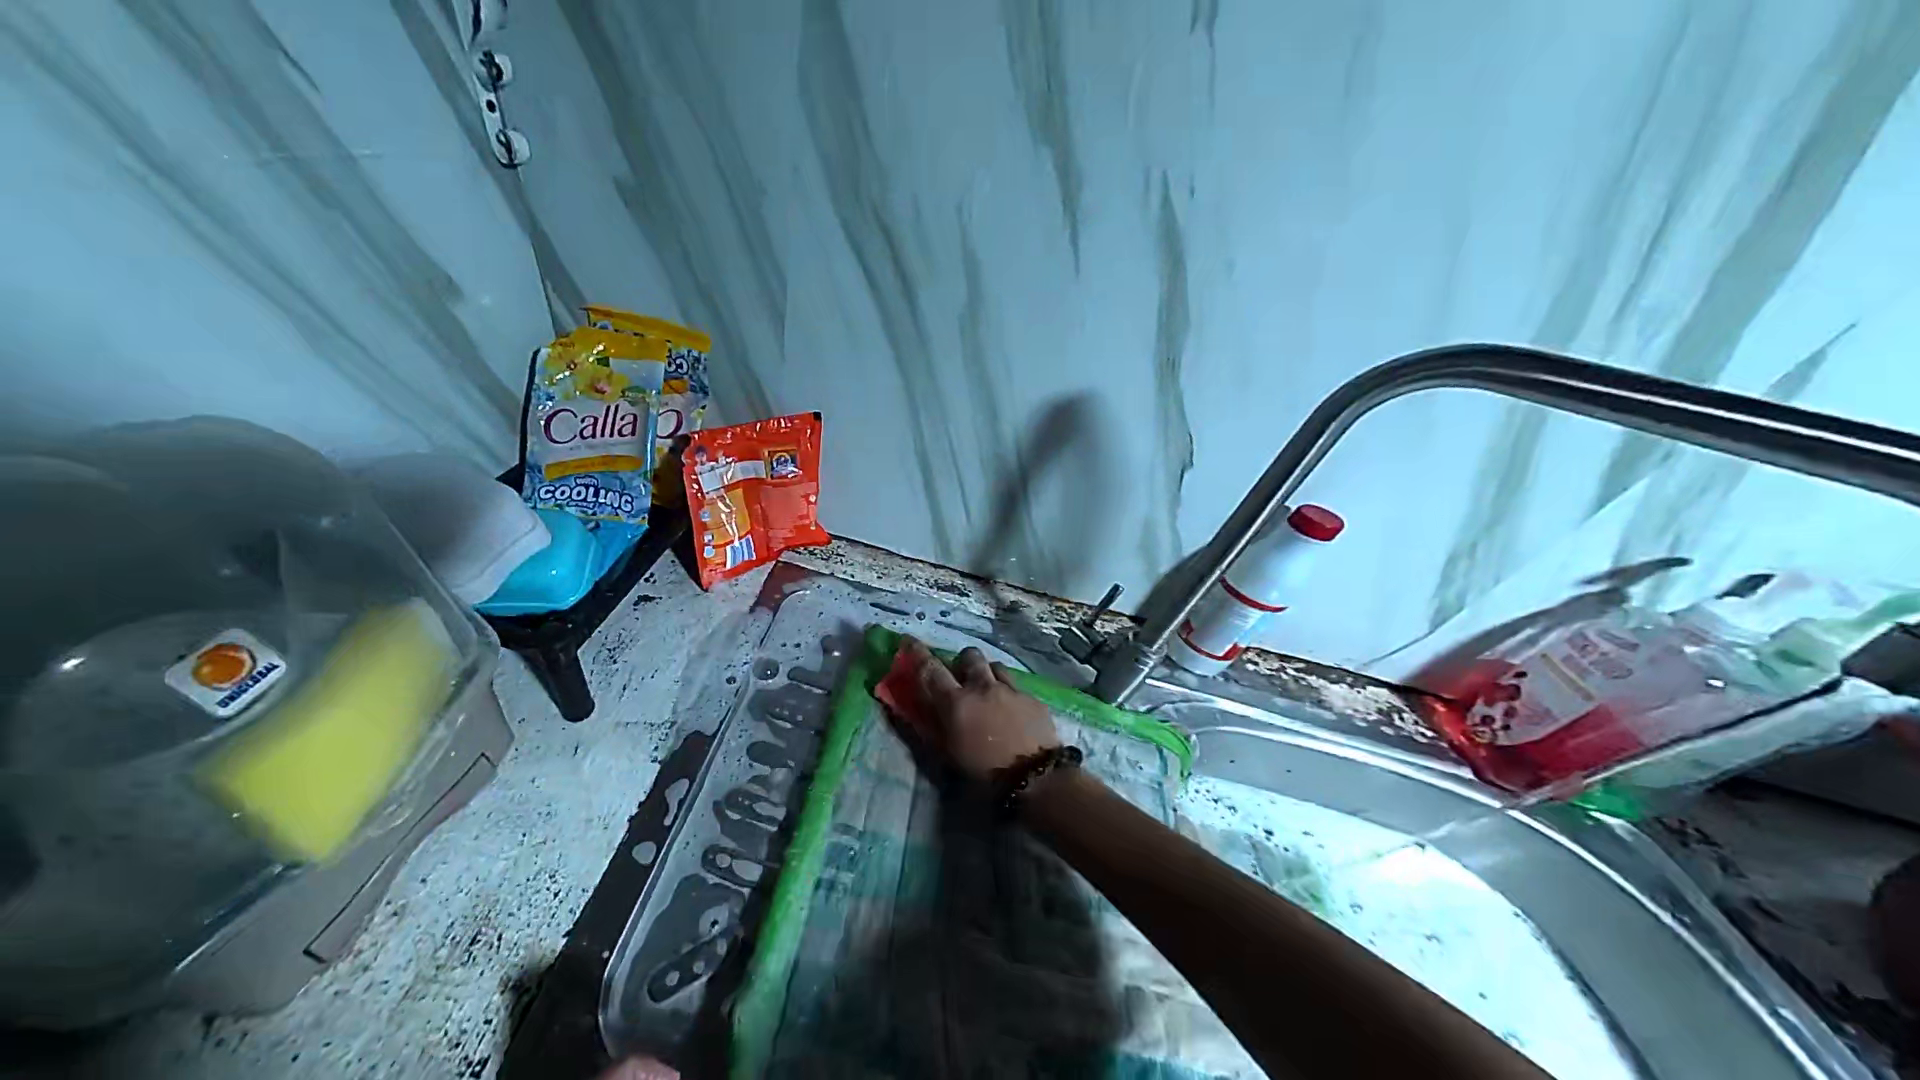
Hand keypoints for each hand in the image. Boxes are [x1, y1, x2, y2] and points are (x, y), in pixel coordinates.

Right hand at [895, 637, 1059, 784]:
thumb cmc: (983, 772)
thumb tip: (911, 706)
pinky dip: (1009, 692)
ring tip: (988, 691)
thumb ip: (928, 725)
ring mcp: (1011, 689)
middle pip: (968, 656)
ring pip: (994, 665)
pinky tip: (1012, 711)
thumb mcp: (947, 753)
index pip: (930, 669)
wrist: (1034, 778)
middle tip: (960, 677)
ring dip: (987, 673)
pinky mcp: (1032, 698)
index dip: (917, 653)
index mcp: (956, 701)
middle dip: (961, 662)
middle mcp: (982, 687)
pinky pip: (1016, 685)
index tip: (908, 641)